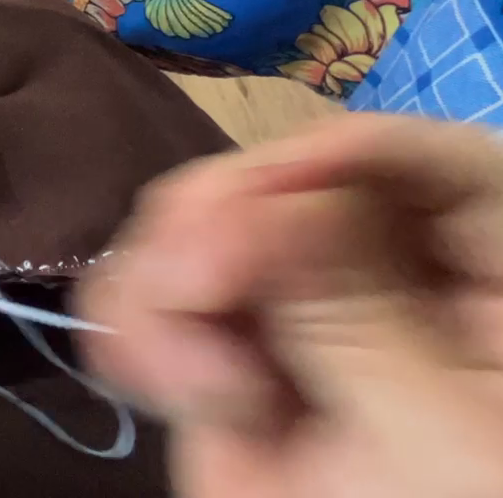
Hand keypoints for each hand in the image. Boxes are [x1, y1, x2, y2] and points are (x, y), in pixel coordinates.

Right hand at [78, 115, 502, 497]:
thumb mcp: (432, 441)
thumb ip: (358, 312)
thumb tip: (275, 195)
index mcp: (486, 292)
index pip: (434, 162)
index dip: (344, 151)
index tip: (253, 190)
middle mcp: (380, 271)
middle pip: (276, 180)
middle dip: (207, 231)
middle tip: (180, 293)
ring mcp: (281, 292)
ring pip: (184, 220)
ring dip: (153, 288)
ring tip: (176, 380)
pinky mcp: (204, 319)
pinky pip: (136, 273)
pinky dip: (124, 316)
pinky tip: (147, 378)